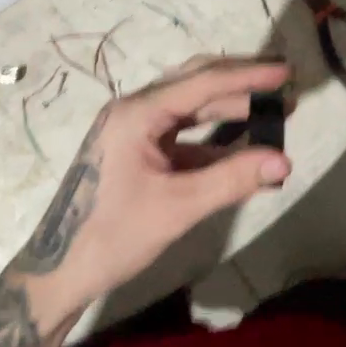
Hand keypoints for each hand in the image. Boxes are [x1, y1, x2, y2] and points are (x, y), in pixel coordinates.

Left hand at [10, 59, 291, 310]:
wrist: (59, 274)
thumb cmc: (113, 235)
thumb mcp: (178, 207)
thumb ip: (233, 179)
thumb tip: (285, 161)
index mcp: (137, 113)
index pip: (203, 82)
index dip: (248, 75)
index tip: (286, 72)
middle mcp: (135, 110)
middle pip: (196, 82)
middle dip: (241, 83)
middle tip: (283, 85)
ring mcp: (135, 130)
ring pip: (192, 108)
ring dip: (232, 109)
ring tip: (274, 113)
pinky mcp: (139, 151)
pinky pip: (185, 135)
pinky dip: (216, 140)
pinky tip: (245, 151)